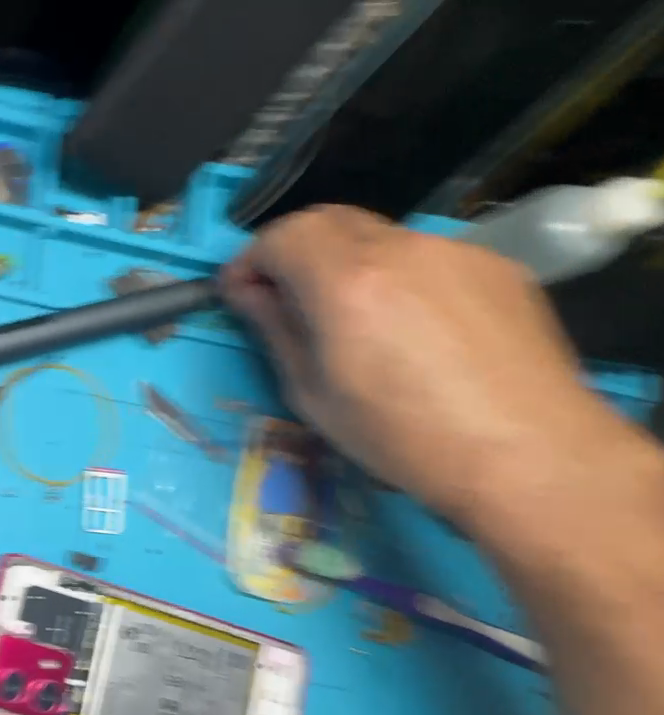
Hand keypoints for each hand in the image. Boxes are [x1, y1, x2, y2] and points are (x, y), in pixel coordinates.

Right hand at [220, 205, 608, 530]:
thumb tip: (248, 293)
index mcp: (346, 283)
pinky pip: (425, 258)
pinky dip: (394, 277)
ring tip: (346, 320)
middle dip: (292, 251)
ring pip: (379, 238)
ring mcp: (456, 253)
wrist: (521, 449)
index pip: (284, 234)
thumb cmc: (394, 432)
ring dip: (344, 265)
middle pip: (330, 220)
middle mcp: (402, 250)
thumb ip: (276, 329)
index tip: (239, 293)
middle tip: (280, 298)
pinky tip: (405, 329)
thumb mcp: (309, 389)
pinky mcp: (495, 268)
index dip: (250, 260)